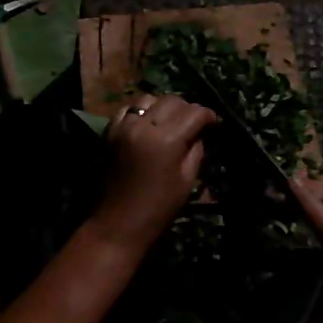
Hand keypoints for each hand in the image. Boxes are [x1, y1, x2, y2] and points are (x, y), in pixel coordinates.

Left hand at [90, 94, 217, 246]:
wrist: (117, 224)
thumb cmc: (157, 208)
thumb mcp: (187, 181)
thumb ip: (195, 150)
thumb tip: (200, 132)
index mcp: (167, 140)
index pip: (194, 113)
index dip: (207, 115)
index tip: (213, 122)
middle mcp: (144, 126)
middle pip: (172, 100)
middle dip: (187, 109)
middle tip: (193, 123)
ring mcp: (123, 126)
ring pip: (149, 99)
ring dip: (163, 106)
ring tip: (170, 121)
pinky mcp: (109, 131)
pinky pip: (128, 109)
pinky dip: (141, 111)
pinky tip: (147, 124)